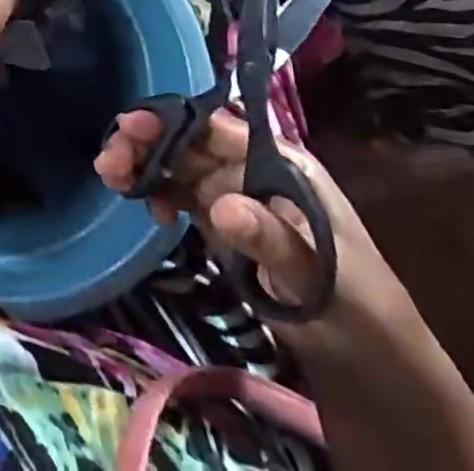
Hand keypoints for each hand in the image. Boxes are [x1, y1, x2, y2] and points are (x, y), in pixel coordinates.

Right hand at [94, 108, 420, 348]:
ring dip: (140, 165)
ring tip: (110, 178)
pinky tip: (148, 212)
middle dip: (144, 143)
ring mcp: (233, 191)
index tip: (129, 126)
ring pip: (175, 163)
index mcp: (278, 162)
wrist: (365, 351)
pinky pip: (178, 193)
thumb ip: (270, 238)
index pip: (214, 126)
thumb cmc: (352, 302)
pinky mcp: (219, 217)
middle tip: (108, 162)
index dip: (169, 121)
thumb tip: (220, 206)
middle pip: (186, 140)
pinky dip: (155, 194)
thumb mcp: (316, 272)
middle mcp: (250, 167)